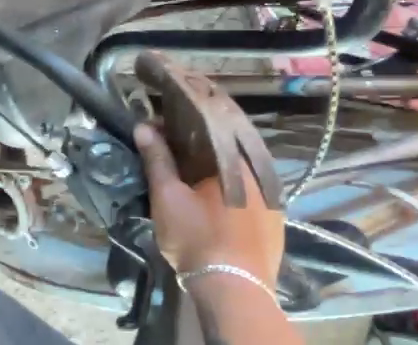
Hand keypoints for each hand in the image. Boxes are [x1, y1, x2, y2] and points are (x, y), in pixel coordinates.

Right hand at [136, 122, 284, 287]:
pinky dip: (225, 192)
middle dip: (194, 151)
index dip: (178, 128)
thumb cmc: (196, 235)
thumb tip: (143, 127)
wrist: (233, 291)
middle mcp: (263, 182)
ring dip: (211, 173)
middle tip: (166, 154)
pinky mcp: (274, 229)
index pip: (207, 132)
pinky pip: (246, 198)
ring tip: (184, 177)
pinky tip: (207, 201)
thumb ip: (157, 159)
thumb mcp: (167, 194)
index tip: (155, 131)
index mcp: (238, 167)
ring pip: (236, 178)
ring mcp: (273, 207)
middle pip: (224, 155)